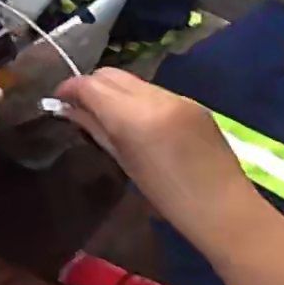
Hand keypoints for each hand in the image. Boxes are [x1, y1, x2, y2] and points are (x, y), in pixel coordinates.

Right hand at [55, 68, 267, 251]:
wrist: (225, 210)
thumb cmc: (166, 195)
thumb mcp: (121, 160)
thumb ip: (92, 126)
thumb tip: (66, 108)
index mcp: (134, 116)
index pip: (89, 84)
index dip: (68, 88)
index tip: (58, 100)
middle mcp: (156, 98)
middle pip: (109, 74)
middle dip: (89, 85)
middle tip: (80, 106)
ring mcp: (178, 98)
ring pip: (130, 80)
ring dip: (113, 91)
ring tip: (109, 115)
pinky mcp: (193, 103)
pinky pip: (153, 91)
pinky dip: (137, 99)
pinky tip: (139, 122)